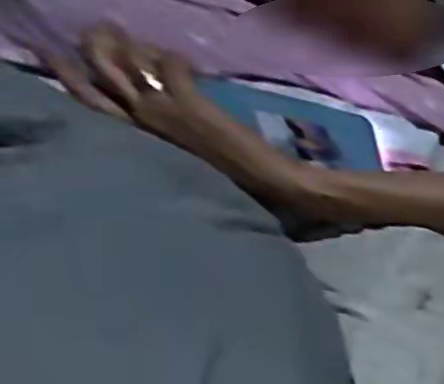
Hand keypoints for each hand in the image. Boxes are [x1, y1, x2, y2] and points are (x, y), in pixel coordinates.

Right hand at [44, 27, 295, 197]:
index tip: (58, 55)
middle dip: (94, 45)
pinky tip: (182, 60)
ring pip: (124, 61)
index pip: (88, 100)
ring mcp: (165, 110)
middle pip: (98, 70)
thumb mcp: (190, 161)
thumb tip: (155, 118)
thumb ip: (165, 139)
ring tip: (134, 37)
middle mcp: (143, 121)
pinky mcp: (191, 104)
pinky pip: (168, 66)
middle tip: (105, 31)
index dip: (69, 74)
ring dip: (126, 43)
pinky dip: (171, 58)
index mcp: (141, 140)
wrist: (278, 185)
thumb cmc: (242, 181)